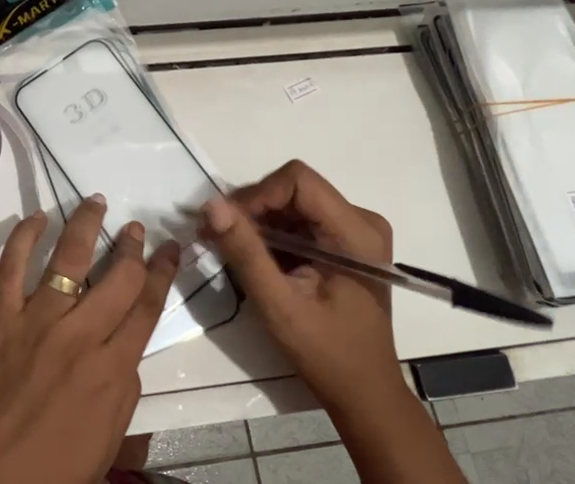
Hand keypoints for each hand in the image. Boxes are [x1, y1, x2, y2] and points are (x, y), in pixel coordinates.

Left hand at [0, 196, 181, 483]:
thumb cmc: (52, 470)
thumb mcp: (108, 439)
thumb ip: (124, 388)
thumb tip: (126, 347)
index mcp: (112, 370)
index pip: (147, 307)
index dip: (163, 272)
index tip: (170, 248)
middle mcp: (80, 335)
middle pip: (118, 277)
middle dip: (132, 246)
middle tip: (137, 228)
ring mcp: (37, 320)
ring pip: (69, 256)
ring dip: (86, 224)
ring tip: (97, 202)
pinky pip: (12, 264)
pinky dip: (24, 235)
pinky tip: (37, 217)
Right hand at [200, 160, 403, 410]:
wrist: (364, 393)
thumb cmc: (326, 354)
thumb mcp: (279, 306)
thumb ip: (245, 252)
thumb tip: (210, 205)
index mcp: (356, 232)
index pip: (297, 181)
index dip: (256, 196)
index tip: (227, 226)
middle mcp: (362, 220)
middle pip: (293, 189)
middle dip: (252, 210)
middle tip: (215, 237)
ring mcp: (355, 230)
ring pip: (292, 202)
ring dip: (258, 222)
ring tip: (228, 248)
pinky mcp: (345, 242)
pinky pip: (300, 219)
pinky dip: (272, 234)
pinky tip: (254, 257)